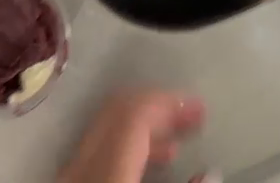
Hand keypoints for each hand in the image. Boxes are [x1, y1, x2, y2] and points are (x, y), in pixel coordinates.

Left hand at [59, 88, 214, 182]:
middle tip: (192, 112)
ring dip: (142, 125)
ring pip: (105, 129)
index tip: (200, 107)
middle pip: (117, 112)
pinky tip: (148, 157)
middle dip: (157, 106)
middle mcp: (80, 163)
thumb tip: (210, 171)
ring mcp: (69, 171)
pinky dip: (125, 143)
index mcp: (105, 168)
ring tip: (177, 135)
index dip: (169, 103)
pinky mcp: (69, 178)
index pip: (134, 113)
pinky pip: (97, 148)